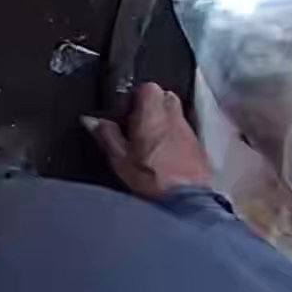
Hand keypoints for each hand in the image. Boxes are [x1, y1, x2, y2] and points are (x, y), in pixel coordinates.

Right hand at [84, 82, 212, 201]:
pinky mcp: (198, 146)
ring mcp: (188, 132)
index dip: (133, 95)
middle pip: (164, 95)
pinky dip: (172, 134)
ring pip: (175, 112)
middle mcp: (174, 120)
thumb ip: (105, 134)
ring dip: (161, 119)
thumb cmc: (152, 180)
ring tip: (147, 138)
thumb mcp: (118, 158)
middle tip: (135, 121)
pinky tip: (161, 152)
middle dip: (149, 103)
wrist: (187, 204)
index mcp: (152, 117)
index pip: (147, 87)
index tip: (123, 111)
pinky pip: (183, 130)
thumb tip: (92, 121)